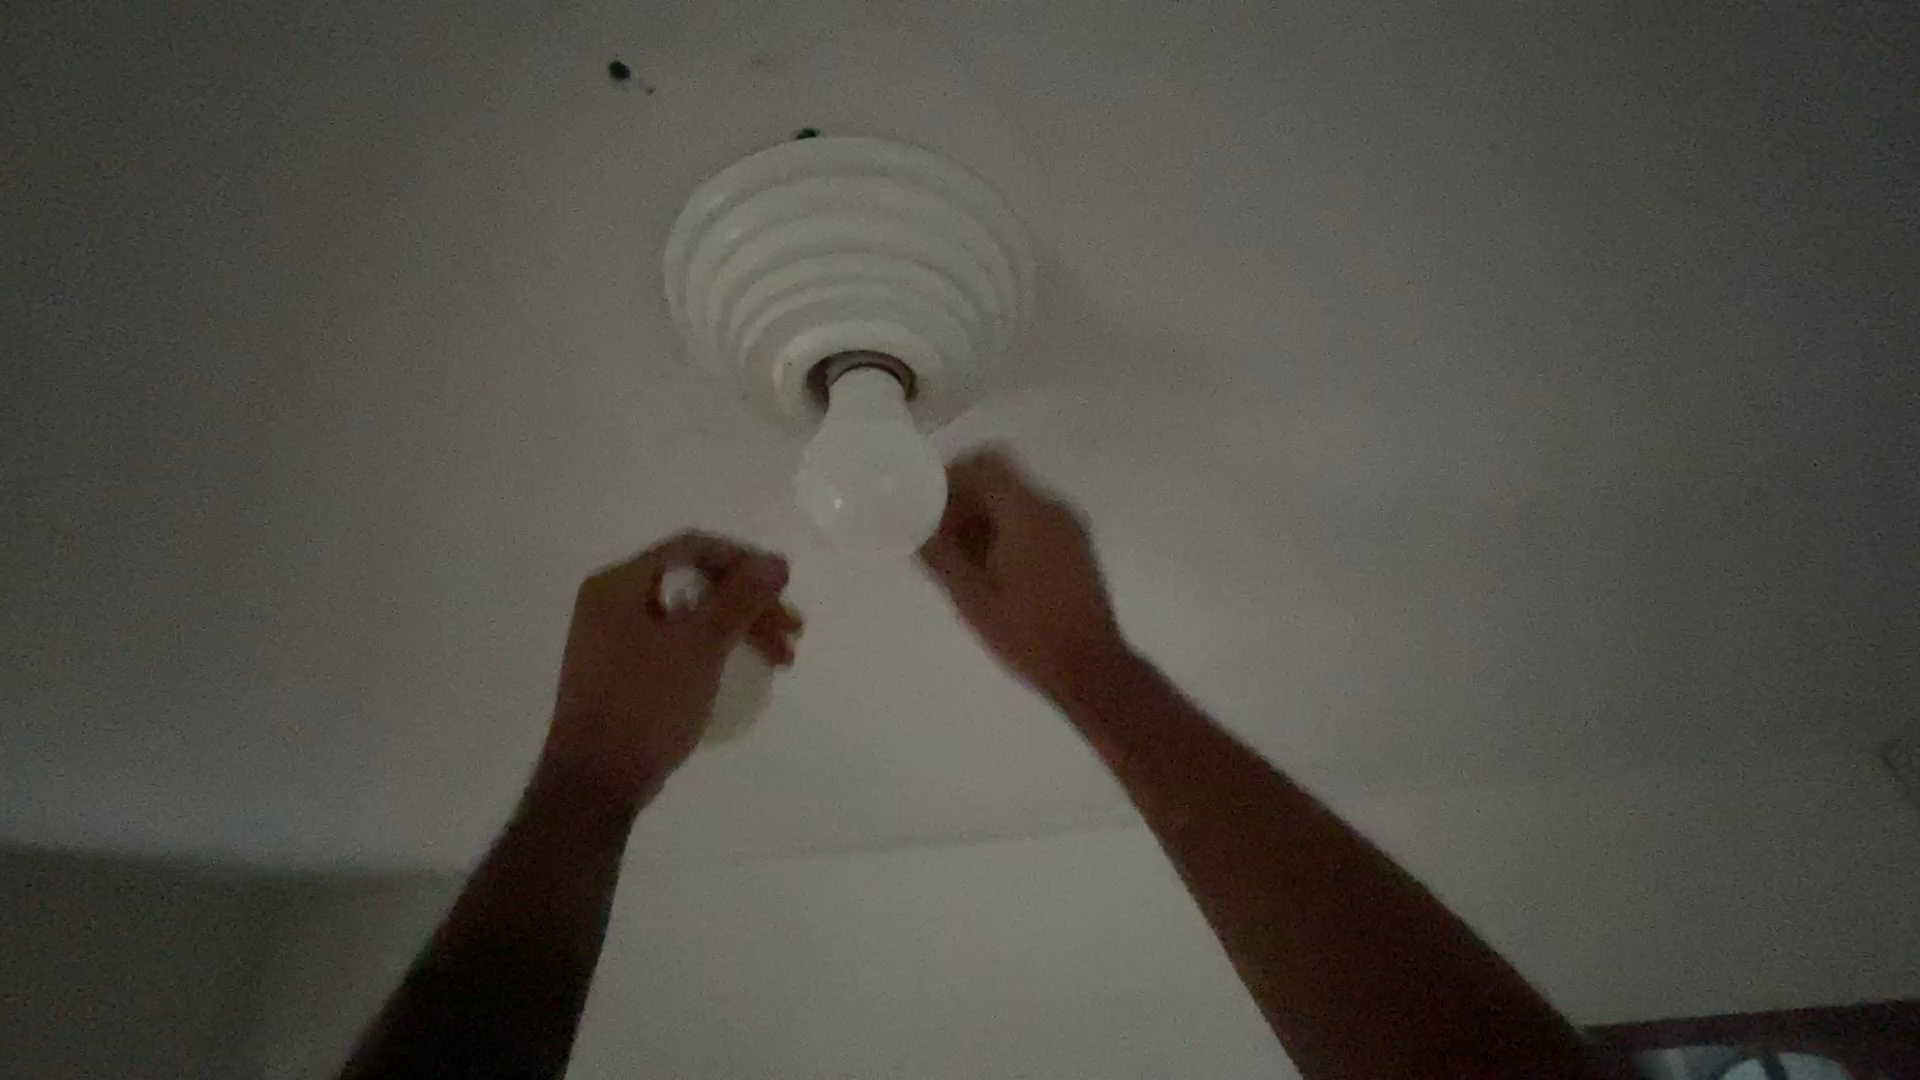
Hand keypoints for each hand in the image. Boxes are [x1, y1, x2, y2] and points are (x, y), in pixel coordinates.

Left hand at [538, 532, 800, 811]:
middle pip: (697, 582)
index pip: (693, 548)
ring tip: (783, 659)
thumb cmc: (645, 706)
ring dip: (742, 627)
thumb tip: (777, 562)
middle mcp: (614, 602)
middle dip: (751, 603)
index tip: (783, 589)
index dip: (744, 561)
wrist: (595, 785)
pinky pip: (681, 641)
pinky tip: (744, 668)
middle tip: (793, 631)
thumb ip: (741, 598)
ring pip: (694, 614)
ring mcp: (618, 638)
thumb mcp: (700, 646)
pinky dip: (718, 648)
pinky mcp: (627, 670)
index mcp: (620, 584)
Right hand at [919, 449, 1127, 701]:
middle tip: (937, 534)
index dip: (951, 475)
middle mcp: (1052, 508)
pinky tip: (990, 567)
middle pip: (1001, 480)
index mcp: (1026, 513)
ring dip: (985, 516)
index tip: (926, 501)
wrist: (1090, 667)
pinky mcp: (1077, 544)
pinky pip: (1035, 519)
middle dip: (965, 499)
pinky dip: (1008, 528)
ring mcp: (1070, 525)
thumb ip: (940, 556)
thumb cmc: (1027, 634)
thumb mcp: (972, 599)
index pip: (985, 464)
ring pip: (1017, 500)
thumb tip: (914, 529)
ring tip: (959, 556)